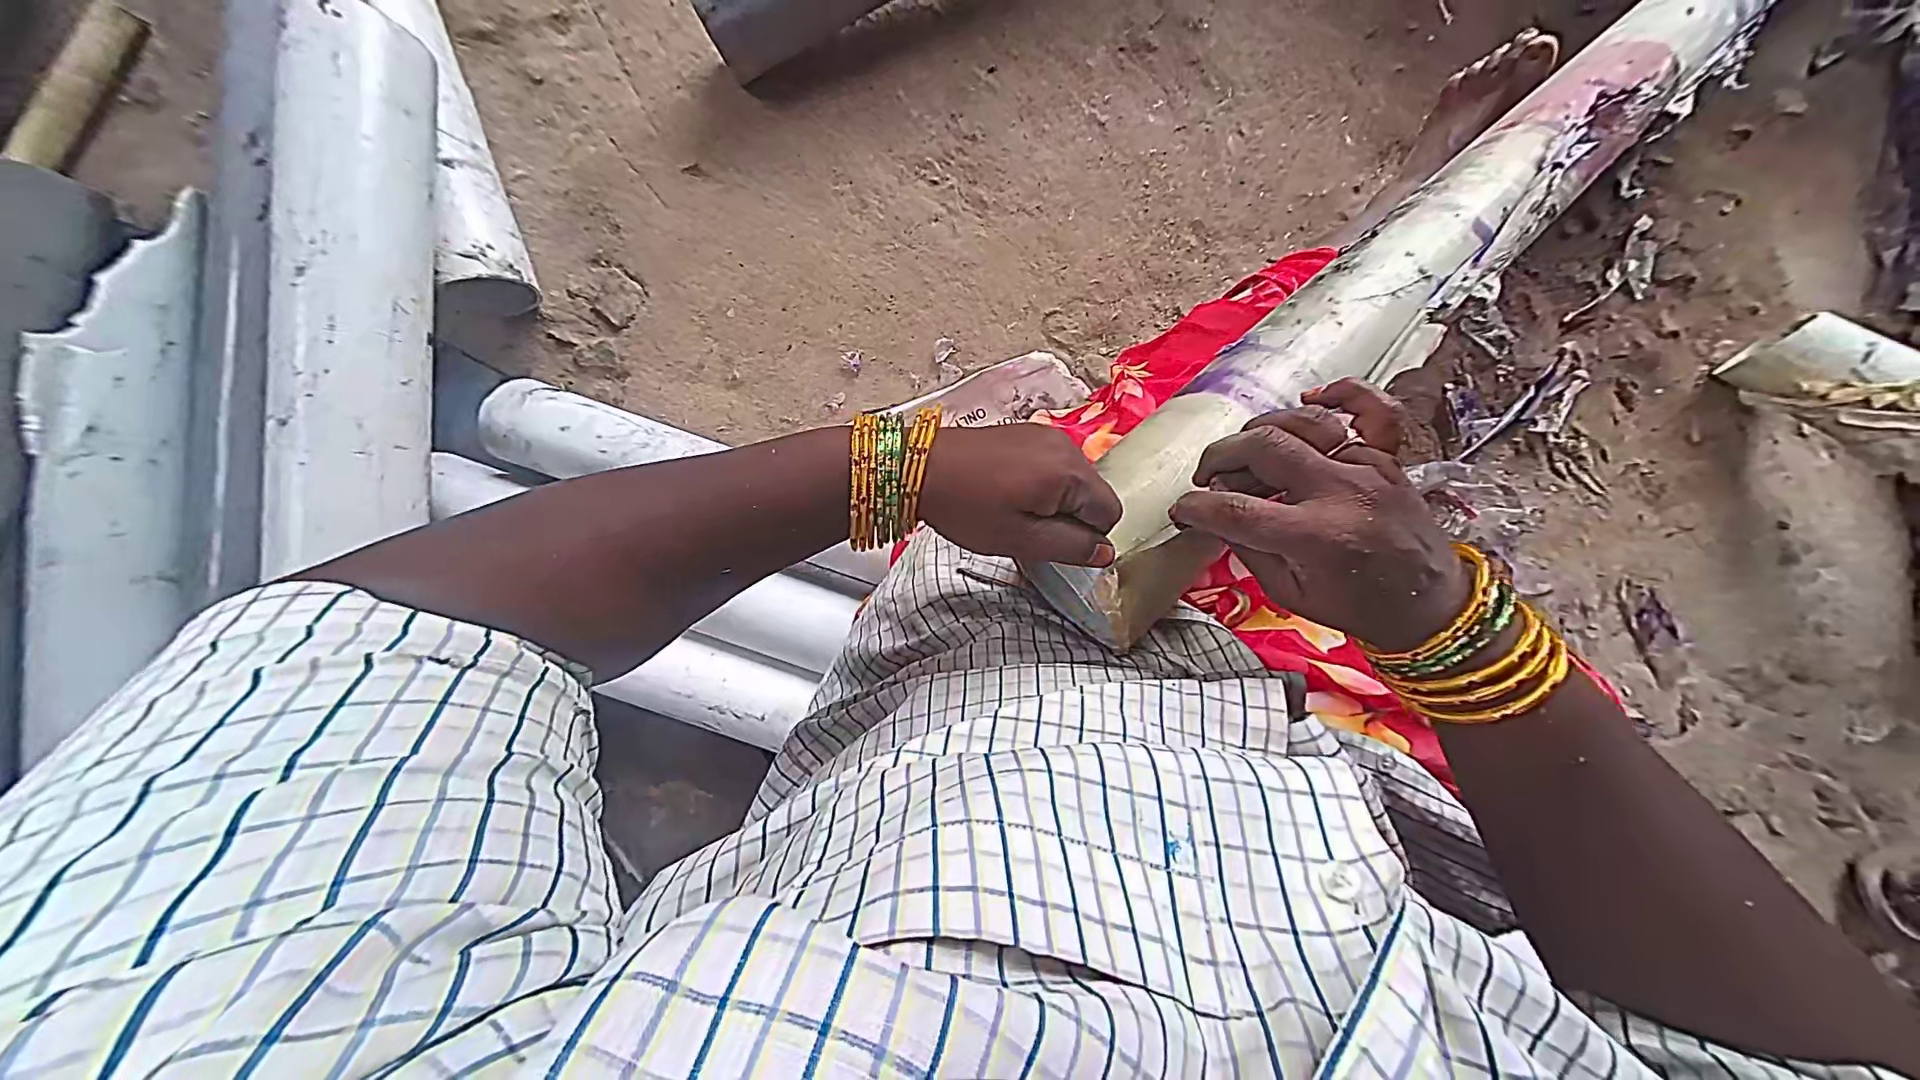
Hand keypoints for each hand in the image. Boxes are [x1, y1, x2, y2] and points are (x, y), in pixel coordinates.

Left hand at [920, 422, 1122, 566]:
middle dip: (1071, 517)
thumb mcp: (1020, 539)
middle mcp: (1066, 446)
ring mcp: (1047, 435)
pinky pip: (1053, 466)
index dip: (1086, 536)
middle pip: (1094, 494)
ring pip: (1073, 481)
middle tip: (1027, 527)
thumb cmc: (966, 507)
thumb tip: (1105, 553)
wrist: (919, 467)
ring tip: (1014, 509)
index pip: (1110, 513)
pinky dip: (1041, 484)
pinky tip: (1008, 491)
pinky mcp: (1028, 432)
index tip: (1049, 540)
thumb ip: (1070, 547)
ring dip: (1054, 502)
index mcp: (1070, 472)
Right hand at [1168, 379, 1468, 650]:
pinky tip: (1310, 399)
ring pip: (1302, 423)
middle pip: (1263, 447)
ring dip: (1259, 431)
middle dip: (1219, 457)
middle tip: (1207, 477)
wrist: (1431, 606)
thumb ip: (1248, 548)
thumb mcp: (1288, 592)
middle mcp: (1342, 492)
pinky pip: (1373, 410)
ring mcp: (1369, 468)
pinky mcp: (1388, 459)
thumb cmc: (1354, 606)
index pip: (1236, 509)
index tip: (1182, 510)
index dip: (1196, 507)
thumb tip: (1215, 514)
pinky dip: (1342, 394)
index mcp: (1315, 537)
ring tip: (1244, 453)